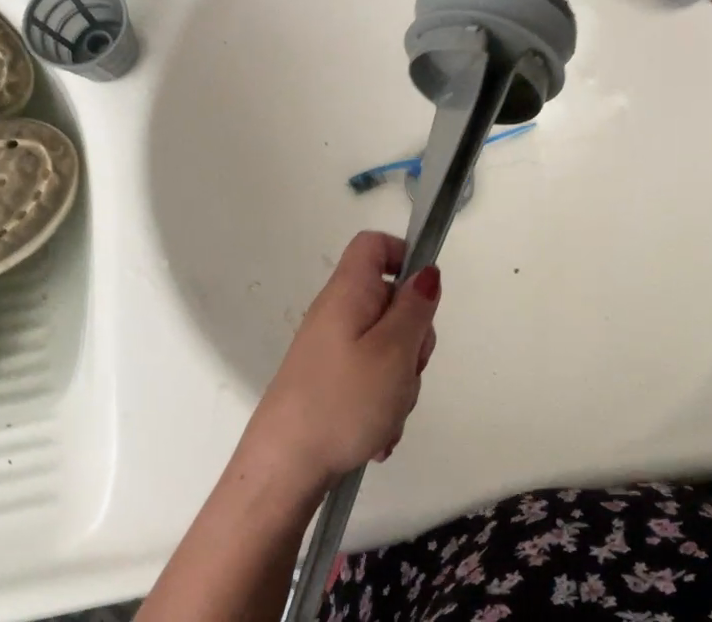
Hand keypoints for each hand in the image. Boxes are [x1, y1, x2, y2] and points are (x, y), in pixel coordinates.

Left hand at [242, 232, 440, 486]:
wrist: (284, 466)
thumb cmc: (342, 401)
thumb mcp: (393, 352)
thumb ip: (415, 308)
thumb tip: (427, 273)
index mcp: (348, 293)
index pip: (375, 245)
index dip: (405, 257)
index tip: (425, 298)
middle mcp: (338, 314)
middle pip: (392, 303)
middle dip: (413, 341)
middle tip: (406, 370)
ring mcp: (333, 350)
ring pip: (388, 349)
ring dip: (400, 383)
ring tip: (387, 414)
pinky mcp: (331, 383)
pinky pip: (372, 381)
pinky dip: (382, 405)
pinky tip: (377, 436)